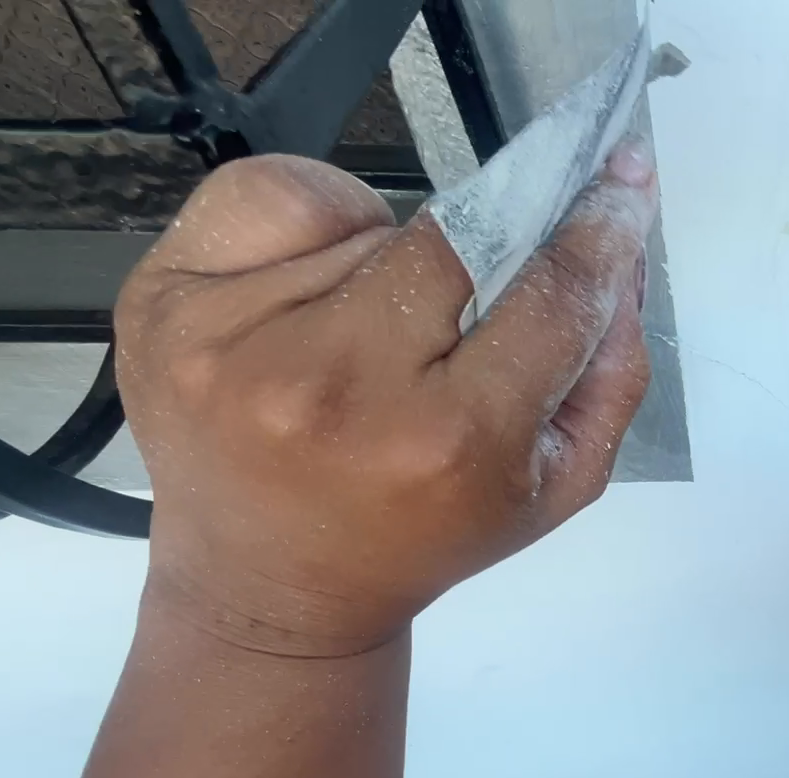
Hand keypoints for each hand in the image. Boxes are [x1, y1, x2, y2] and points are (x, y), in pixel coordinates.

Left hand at [113, 139, 659, 655]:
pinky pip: (276, 194)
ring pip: (380, 224)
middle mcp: (340, 381)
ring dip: (421, 257)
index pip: (551, 296)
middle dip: (511, 230)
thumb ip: (612, 381)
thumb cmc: (438, 537)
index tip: (623, 184)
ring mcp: (239, 334)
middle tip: (524, 245)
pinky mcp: (165, 300)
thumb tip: (618, 267)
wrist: (282, 581)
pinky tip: (337, 280)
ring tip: (409, 324)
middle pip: (462, 238)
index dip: (598, 231)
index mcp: (453, 439)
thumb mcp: (562, 486)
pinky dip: (329, 218)